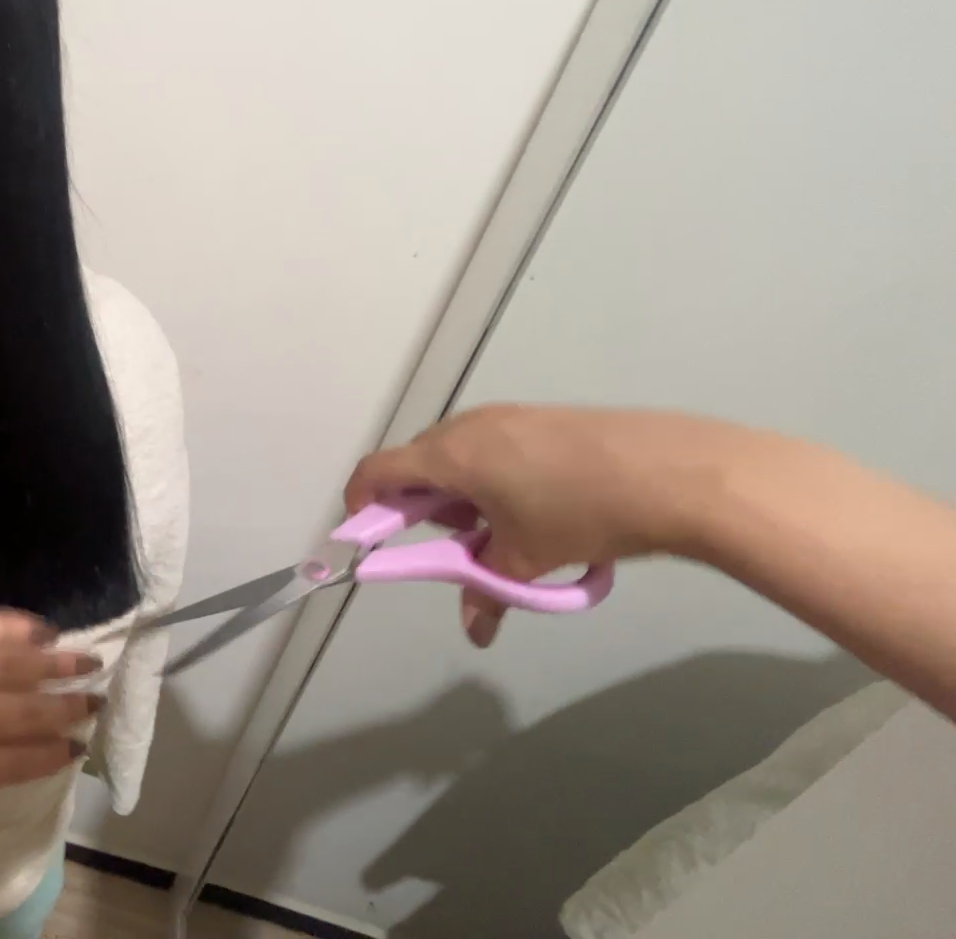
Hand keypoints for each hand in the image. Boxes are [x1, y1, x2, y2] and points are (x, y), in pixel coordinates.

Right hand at [344, 405, 753, 645]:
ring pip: (452, 452)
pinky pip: (487, 443)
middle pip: (413, 462)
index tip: (370, 533)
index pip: (376, 472)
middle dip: (416, 502)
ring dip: (454, 487)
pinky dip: (486, 471)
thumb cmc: (585, 514)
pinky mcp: (540, 415)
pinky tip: (533, 499)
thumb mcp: (527, 559)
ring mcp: (505, 415)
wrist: (686, 473)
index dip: (361, 502)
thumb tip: (476, 632)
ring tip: (498, 522)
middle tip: (451, 538)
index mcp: (448, 457)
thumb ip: (486, 593)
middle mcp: (466, 427)